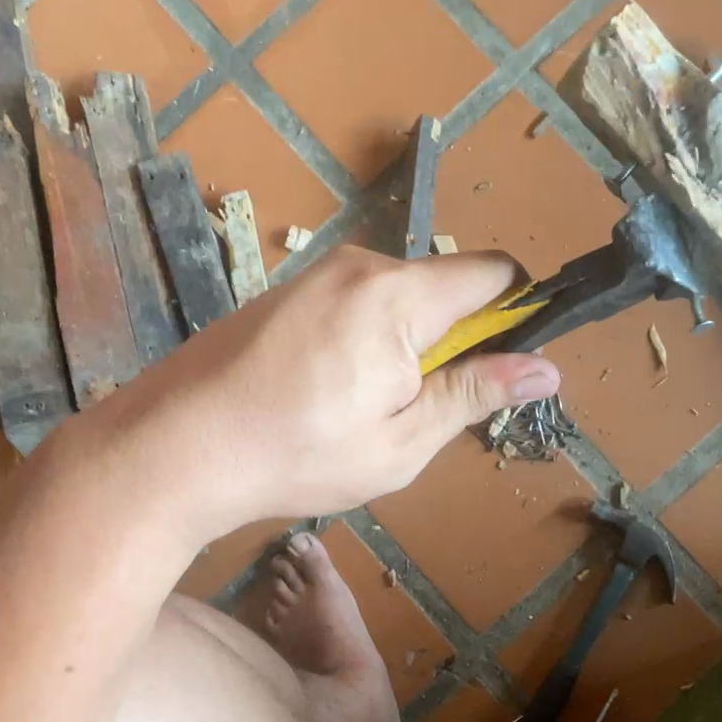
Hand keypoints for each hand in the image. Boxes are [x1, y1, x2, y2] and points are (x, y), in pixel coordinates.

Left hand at [78, 246, 559, 541]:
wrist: (173, 448)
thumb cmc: (297, 455)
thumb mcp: (402, 441)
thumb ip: (474, 394)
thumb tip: (547, 369)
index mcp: (399, 296)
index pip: (495, 273)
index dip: (516, 315)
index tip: (501, 369)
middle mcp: (362, 265)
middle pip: (445, 287)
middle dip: (453, 343)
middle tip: (421, 413)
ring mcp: (318, 275)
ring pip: (399, 302)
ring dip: (407, 349)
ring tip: (366, 412)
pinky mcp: (288, 292)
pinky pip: (357, 306)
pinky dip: (367, 344)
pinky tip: (330, 396)